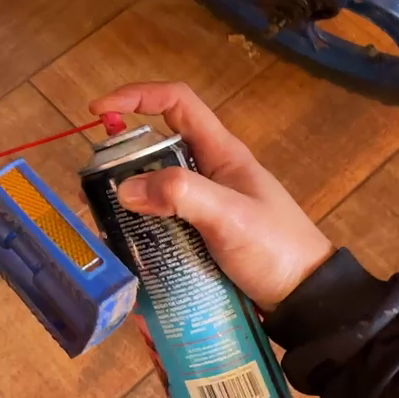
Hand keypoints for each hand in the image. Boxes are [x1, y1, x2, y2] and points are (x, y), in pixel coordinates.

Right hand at [90, 82, 330, 310]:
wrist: (306, 301)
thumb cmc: (278, 249)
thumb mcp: (230, 216)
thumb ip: (181, 194)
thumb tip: (125, 188)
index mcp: (220, 152)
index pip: (175, 102)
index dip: (136, 96)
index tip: (100, 110)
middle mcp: (205, 172)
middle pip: (152, 150)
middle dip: (118, 163)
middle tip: (92, 187)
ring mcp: (199, 205)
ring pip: (149, 191)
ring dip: (123, 204)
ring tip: (103, 226)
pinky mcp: (193, 235)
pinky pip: (155, 224)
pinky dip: (135, 232)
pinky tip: (124, 252)